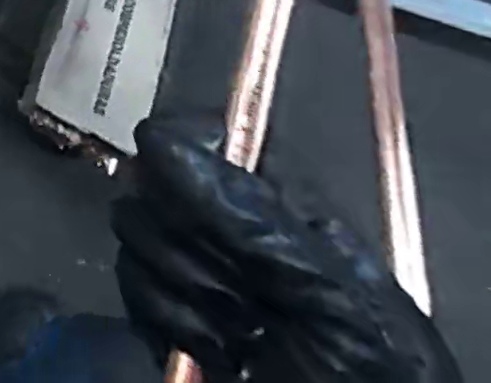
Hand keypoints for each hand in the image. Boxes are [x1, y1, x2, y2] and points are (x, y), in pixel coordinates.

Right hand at [112, 116, 460, 382]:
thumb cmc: (365, 379)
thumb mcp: (330, 295)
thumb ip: (246, 213)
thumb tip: (155, 138)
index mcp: (273, 201)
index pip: (200, 132)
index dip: (182, 148)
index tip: (191, 189)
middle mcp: (222, 219)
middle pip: (151, 179)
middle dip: (189, 243)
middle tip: (247, 295)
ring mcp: (186, 260)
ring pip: (131, 226)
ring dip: (182, 287)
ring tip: (239, 336)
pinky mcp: (158, 302)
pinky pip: (125, 277)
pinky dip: (165, 318)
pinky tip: (211, 351)